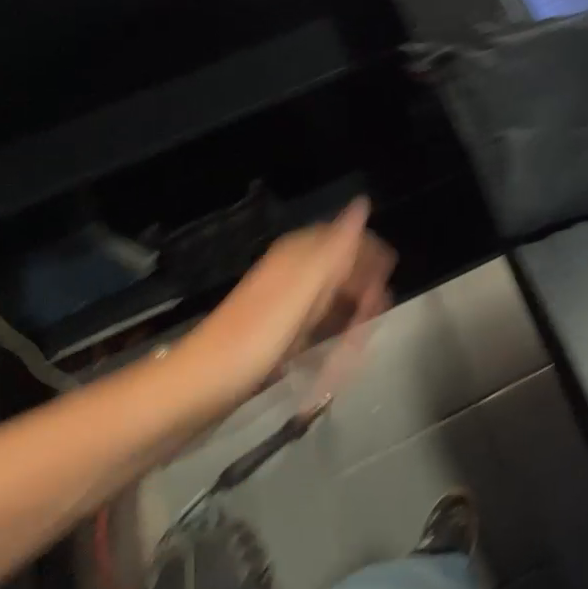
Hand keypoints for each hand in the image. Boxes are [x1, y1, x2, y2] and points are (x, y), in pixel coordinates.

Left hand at [172, 197, 392, 409]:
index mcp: (299, 255)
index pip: (350, 239)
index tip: (385, 286)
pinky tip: (336, 356)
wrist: (201, 385)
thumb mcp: (302, 287)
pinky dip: (332, 337)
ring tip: (353, 347)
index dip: (372, 260)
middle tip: (369, 324)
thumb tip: (363, 203)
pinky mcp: (280, 332)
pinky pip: (320, 325)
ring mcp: (286, 303)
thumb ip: (336, 246)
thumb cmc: (255, 335)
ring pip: (335, 300)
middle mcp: (294, 272)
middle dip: (364, 294)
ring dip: (350, 320)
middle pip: (345, 271)